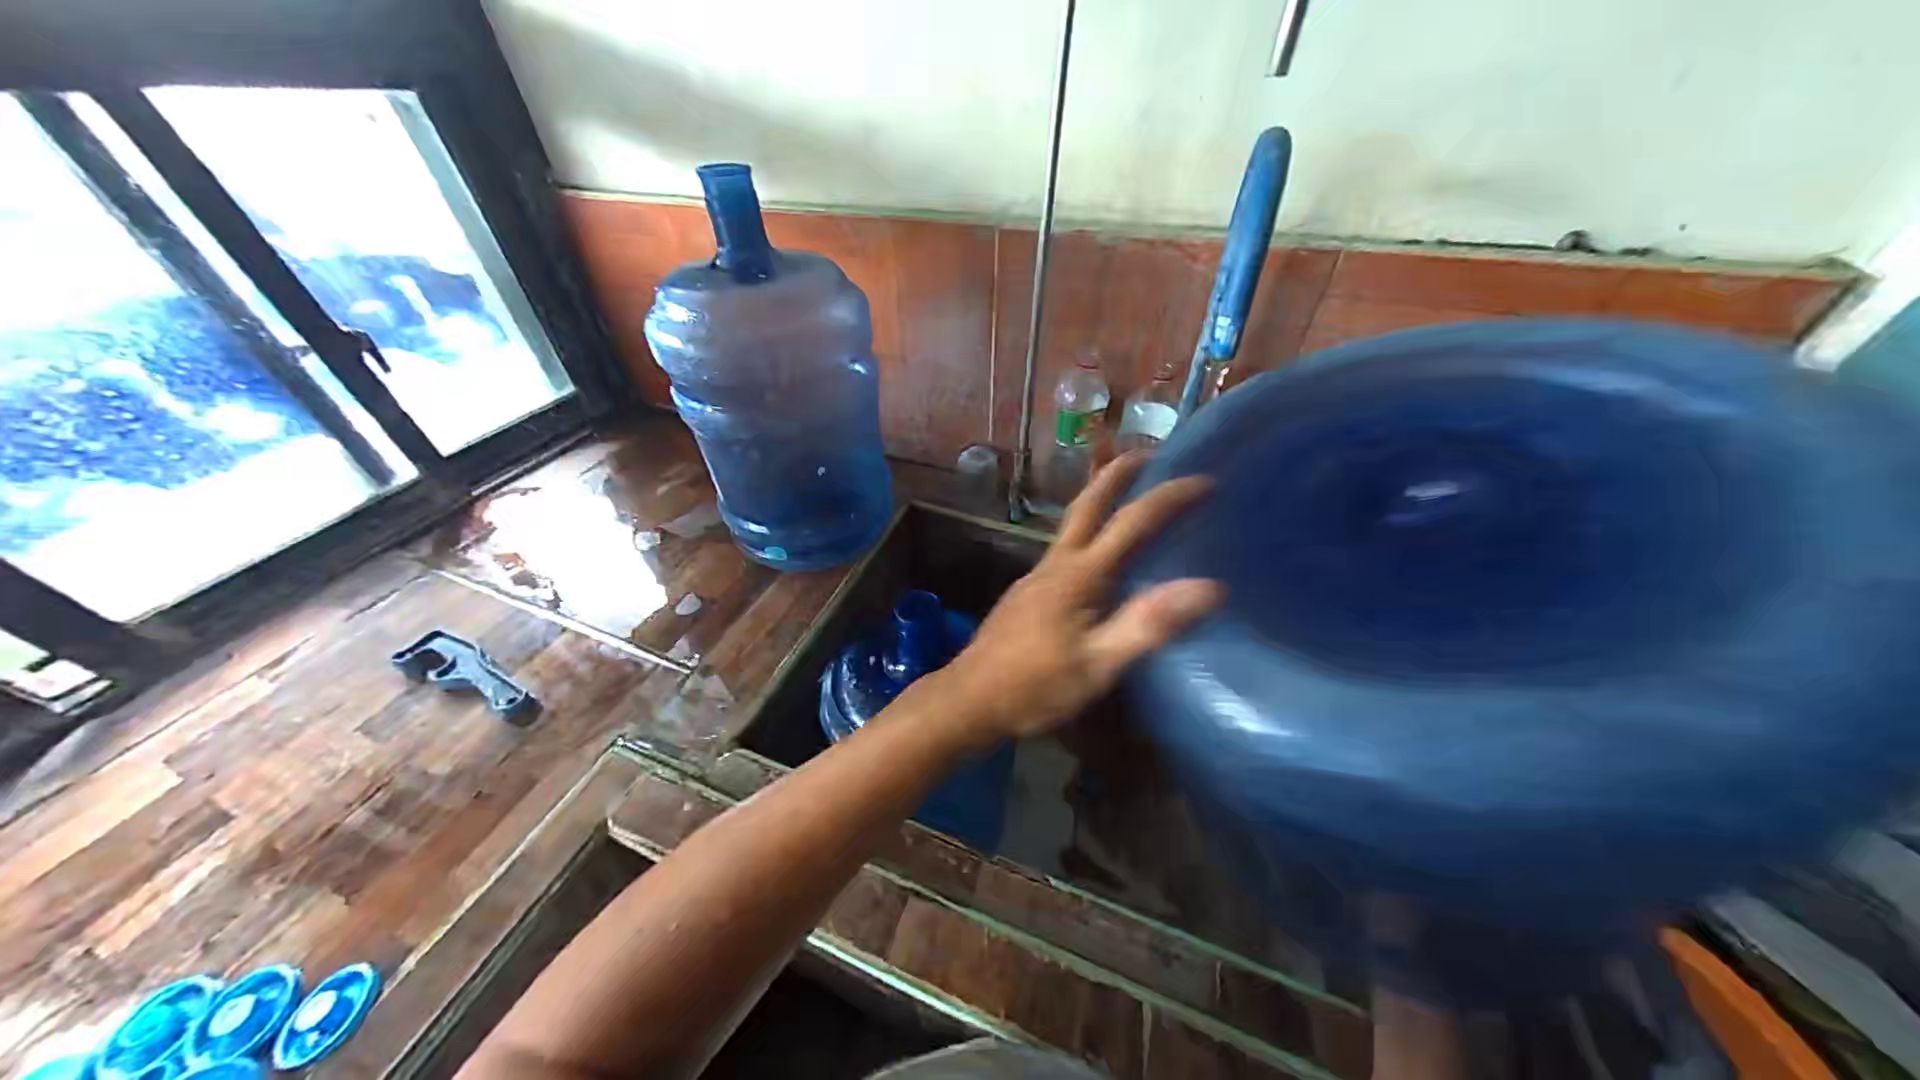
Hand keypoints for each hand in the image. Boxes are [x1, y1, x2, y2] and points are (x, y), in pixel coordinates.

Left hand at [937, 452, 1222, 742]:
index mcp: (1080, 575)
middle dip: (1119, 473)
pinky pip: (1066, 546)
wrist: (969, 698)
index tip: (1205, 480)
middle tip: (1149, 451)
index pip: (1131, 522)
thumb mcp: (1098, 665)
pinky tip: (1098, 551)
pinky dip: (1089, 529)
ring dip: (1101, 496)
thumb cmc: (1035, 686)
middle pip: (1088, 503)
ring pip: (1073, 522)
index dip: (1169, 497)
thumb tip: (1208, 586)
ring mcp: (1038, 575)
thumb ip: (1147, 625)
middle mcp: (1057, 563)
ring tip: (1127, 490)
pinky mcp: (1029, 591)